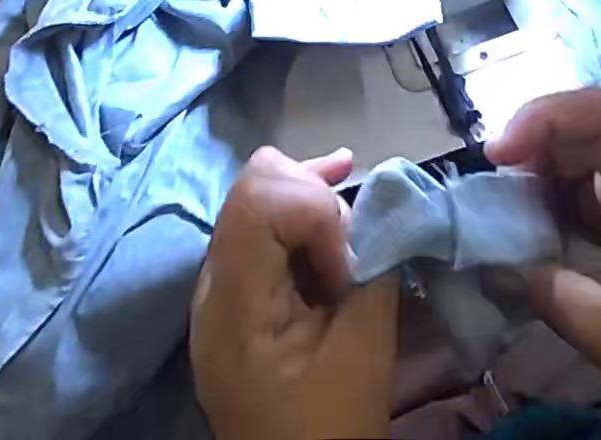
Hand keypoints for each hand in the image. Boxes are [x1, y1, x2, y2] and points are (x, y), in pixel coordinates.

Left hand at [189, 147, 398, 439]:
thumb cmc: (333, 423)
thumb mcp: (365, 346)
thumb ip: (377, 263)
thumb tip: (388, 198)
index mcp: (234, 308)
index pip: (260, 201)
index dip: (316, 210)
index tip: (346, 262)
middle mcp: (212, 285)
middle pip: (255, 184)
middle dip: (314, 188)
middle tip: (353, 226)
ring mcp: (219, 285)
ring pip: (259, 193)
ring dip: (311, 193)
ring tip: (350, 215)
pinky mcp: (237, 287)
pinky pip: (264, 221)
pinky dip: (303, 208)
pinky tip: (336, 212)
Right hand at [488, 90, 600, 439]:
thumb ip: (569, 305)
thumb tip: (512, 268)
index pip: (600, 117)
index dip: (544, 116)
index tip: (499, 153)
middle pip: (585, 127)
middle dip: (531, 143)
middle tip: (489, 188)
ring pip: (585, 158)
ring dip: (540, 174)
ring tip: (503, 213)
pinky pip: (592, 195)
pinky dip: (557, 204)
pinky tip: (537, 235)